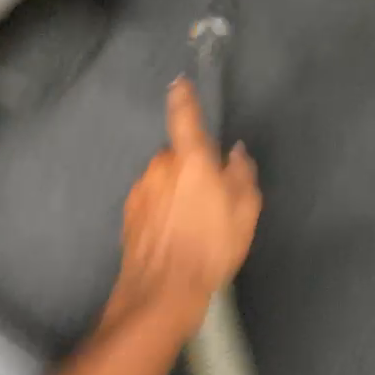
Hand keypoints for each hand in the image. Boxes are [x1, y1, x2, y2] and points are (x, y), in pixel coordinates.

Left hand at [107, 78, 260, 331]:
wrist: (162, 291)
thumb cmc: (211, 247)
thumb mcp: (245, 212)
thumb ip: (243, 175)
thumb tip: (236, 153)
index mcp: (191, 160)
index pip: (185, 118)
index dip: (184, 98)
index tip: (180, 84)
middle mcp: (160, 167)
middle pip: (178, 156)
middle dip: (192, 168)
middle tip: (213, 198)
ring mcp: (140, 190)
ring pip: (164, 180)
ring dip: (176, 192)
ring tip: (194, 224)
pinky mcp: (129, 214)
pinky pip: (152, 202)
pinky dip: (163, 211)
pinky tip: (176, 236)